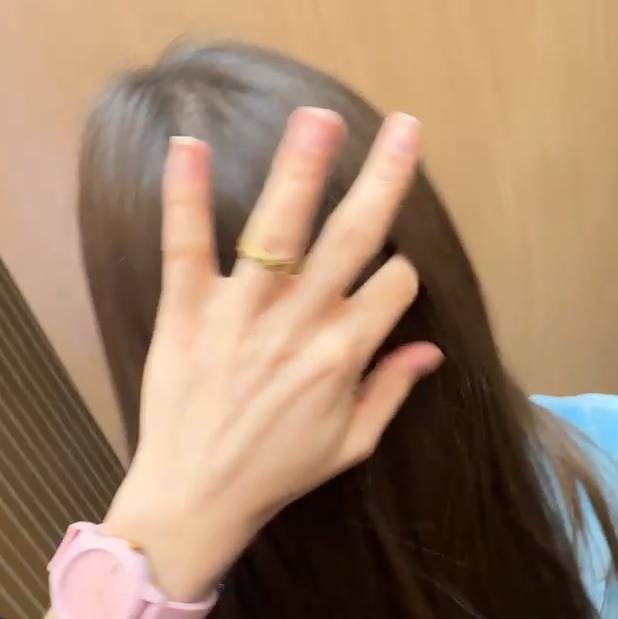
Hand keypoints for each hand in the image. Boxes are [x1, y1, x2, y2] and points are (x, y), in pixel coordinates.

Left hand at [102, 107, 444, 598]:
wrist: (194, 499)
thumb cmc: (277, 472)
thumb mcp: (351, 443)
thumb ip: (392, 389)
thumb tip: (432, 350)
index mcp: (344, 355)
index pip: (395, 285)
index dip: (404, 273)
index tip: (395, 272)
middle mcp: (300, 324)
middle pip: (353, 237)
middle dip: (386, 179)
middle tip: (406, 127)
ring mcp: (241, 313)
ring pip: (278, 229)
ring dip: (302, 170)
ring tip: (322, 119)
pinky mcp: (187, 311)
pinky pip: (187, 246)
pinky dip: (186, 196)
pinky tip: (191, 146)